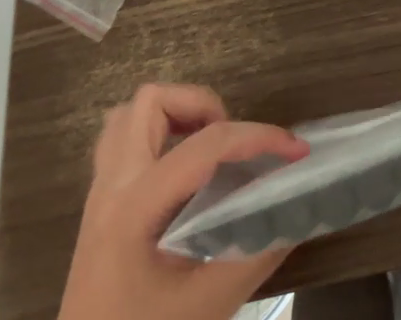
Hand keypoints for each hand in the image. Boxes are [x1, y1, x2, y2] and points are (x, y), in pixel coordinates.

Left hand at [58, 84, 309, 319]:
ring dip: (177, 115)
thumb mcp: (209, 303)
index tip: (297, 151)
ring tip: (212, 150)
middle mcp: (112, 187)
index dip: (258, 137)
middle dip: (203, 106)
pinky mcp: (101, 205)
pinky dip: (161, 136)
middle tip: (236, 146)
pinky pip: (125, 142)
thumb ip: (257, 253)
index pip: (205, 144)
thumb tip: (299, 212)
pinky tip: (188, 174)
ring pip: (131, 116)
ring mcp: (101, 193)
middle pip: (150, 102)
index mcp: (135, 207)